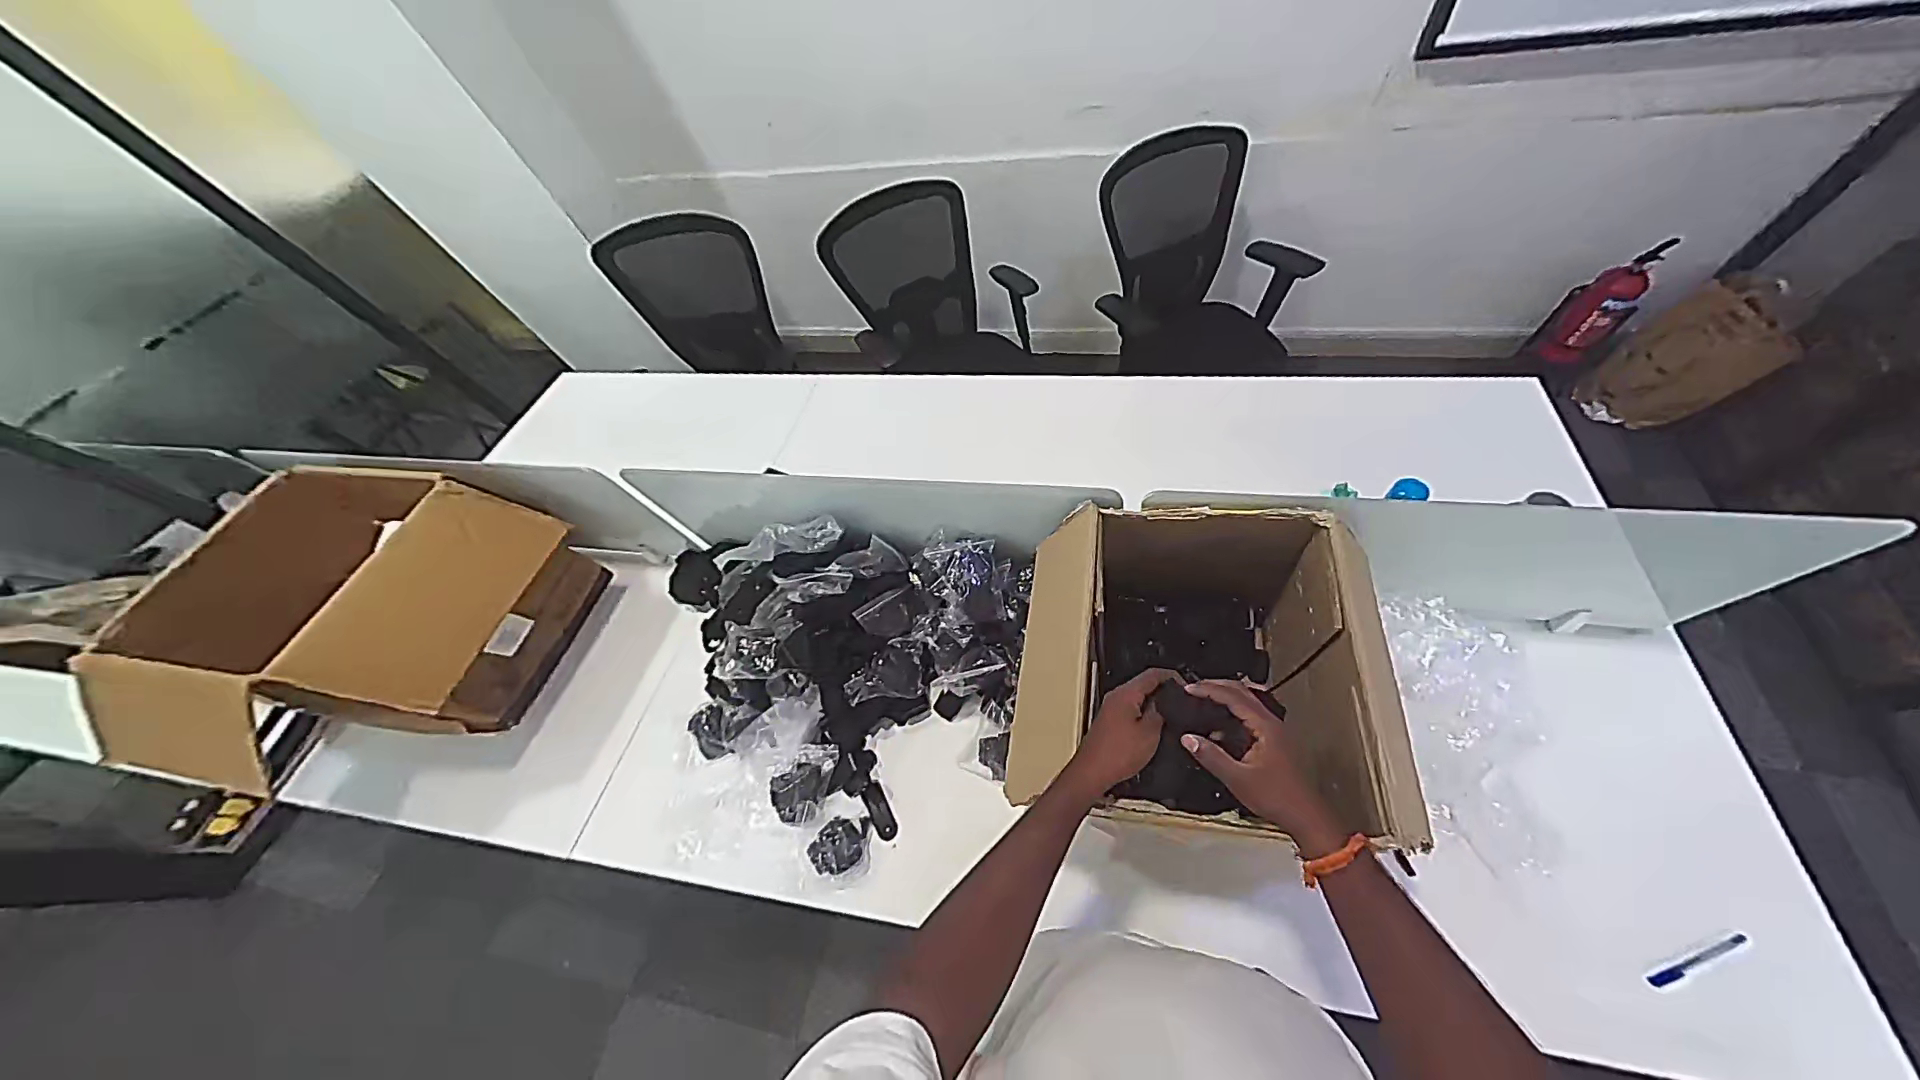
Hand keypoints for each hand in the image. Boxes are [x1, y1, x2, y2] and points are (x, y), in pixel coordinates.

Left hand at [1056, 668, 1178, 804]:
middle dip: (1165, 690)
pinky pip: (1131, 709)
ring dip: (1154, 703)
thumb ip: (1160, 712)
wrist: (1092, 772)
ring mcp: (1111, 708)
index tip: (1186, 686)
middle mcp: (1116, 696)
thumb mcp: (1149, 732)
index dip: (1172, 677)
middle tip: (1182, 701)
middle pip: (1144, 684)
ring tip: (1172, 714)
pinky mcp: (1110, 720)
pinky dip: (1144, 713)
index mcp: (1125, 694)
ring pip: (1138, 697)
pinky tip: (1154, 726)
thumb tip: (1167, 701)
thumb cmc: (1117, 754)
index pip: (1152, 674)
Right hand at [1180, 680, 1346, 856]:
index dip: (1208, 689)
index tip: (1188, 689)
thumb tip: (1187, 738)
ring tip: (1204, 698)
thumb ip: (1210, 756)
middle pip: (1242, 691)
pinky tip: (1221, 723)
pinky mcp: (1274, 740)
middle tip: (1193, 688)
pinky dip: (1233, 709)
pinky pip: (1251, 715)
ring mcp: (1275, 731)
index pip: (1233, 696)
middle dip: (1216, 685)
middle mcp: (1272, 723)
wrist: (1305, 816)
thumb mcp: (1237, 778)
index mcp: (1265, 726)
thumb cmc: (1277, 797)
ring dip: (1226, 695)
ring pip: (1248, 701)